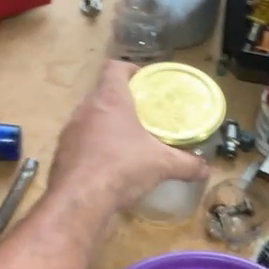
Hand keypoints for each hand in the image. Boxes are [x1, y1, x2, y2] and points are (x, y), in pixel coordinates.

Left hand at [47, 60, 206, 214]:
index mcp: (110, 99)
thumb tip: (207, 170)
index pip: (115, 67)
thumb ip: (186, 164)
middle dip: (122, 102)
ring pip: (90, 119)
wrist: (79, 200)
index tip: (145, 82)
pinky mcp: (61, 154)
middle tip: (142, 116)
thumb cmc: (122, 168)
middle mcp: (85, 108)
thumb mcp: (162, 165)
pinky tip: (107, 166)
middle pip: (103, 93)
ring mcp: (70, 131)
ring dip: (106, 126)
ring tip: (125, 142)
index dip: (130, 70)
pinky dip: (93, 149)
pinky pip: (80, 143)